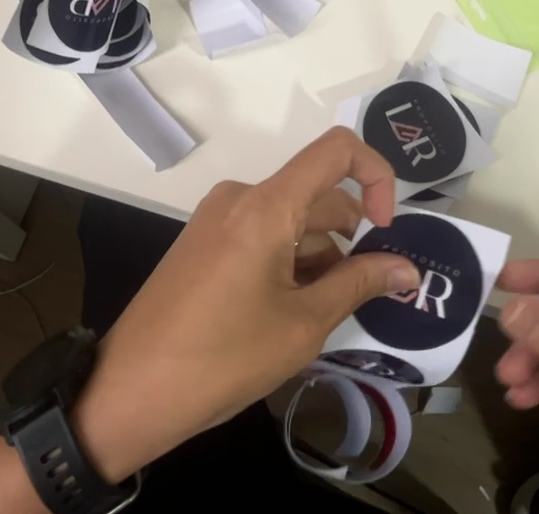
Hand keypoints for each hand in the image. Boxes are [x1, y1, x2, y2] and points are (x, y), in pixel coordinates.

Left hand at [70, 127, 421, 481]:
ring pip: (291, 218)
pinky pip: (263, 232)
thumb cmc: (222, 358)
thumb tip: (408, 269)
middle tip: (362, 296)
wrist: (129, 389)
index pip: (336, 149)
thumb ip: (359, 284)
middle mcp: (240, 196)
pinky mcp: (205, 240)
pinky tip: (288, 312)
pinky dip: (289, 260)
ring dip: (319, 256)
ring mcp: (218, 217)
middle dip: (349, 239)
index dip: (377, 176)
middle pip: (316, 194)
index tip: (386, 230)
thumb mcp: (302, 324)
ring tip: (319, 317)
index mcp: (266, 204)